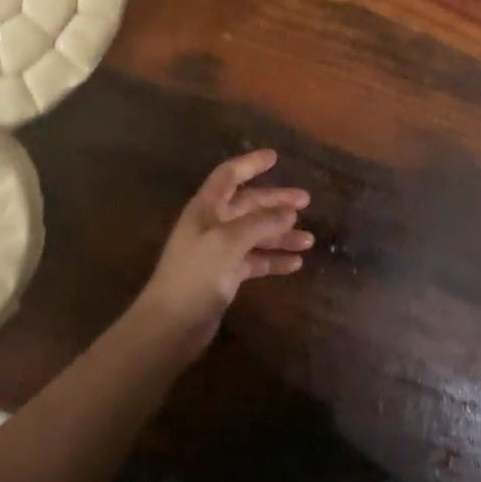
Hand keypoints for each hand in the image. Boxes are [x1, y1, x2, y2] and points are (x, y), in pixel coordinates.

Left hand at [130, 150, 312, 352]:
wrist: (171, 324)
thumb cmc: (196, 274)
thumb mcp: (229, 242)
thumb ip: (260, 223)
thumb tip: (288, 210)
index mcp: (206, 208)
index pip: (229, 175)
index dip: (250, 164)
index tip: (275, 157)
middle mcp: (211, 224)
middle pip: (247, 204)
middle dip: (275, 202)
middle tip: (306, 201)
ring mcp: (218, 251)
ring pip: (254, 234)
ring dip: (280, 234)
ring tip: (309, 239)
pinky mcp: (224, 276)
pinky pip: (254, 260)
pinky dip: (273, 259)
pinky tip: (295, 264)